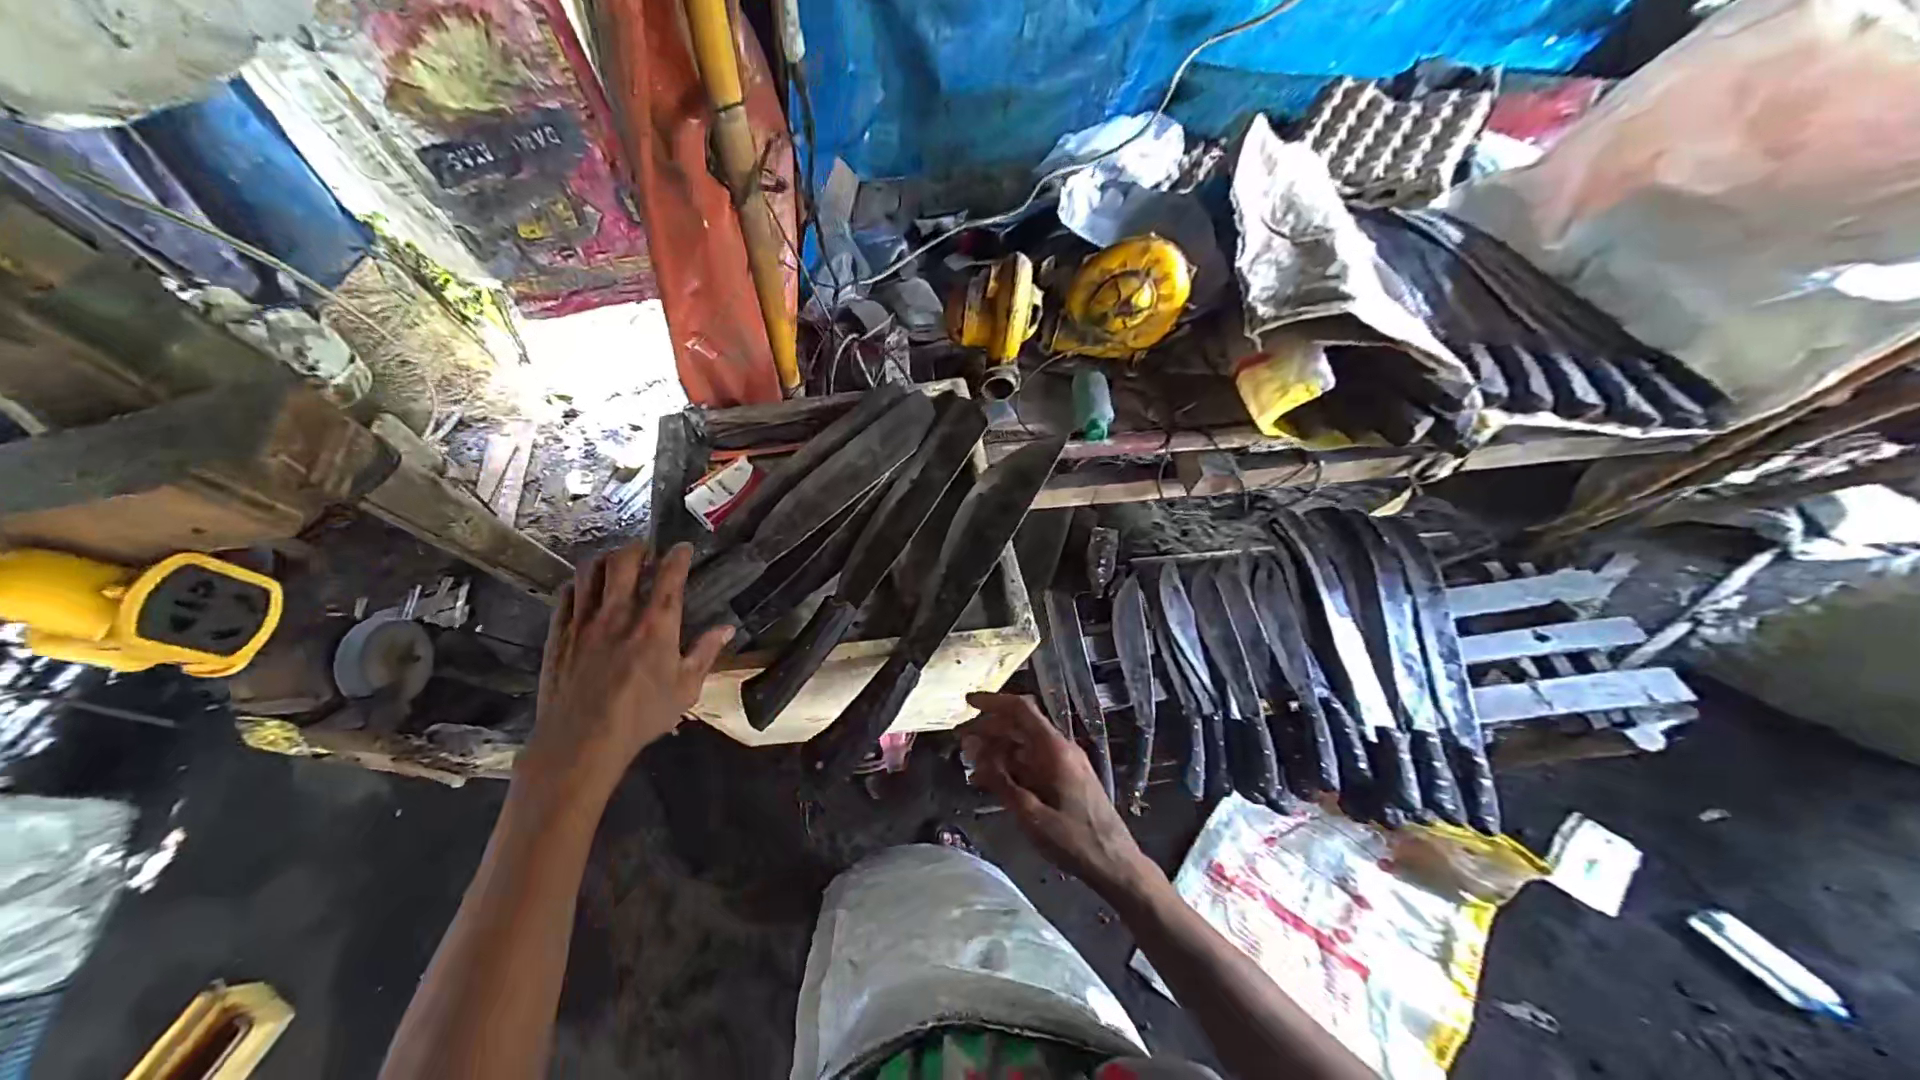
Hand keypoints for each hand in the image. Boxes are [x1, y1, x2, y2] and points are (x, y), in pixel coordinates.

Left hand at [519, 543, 733, 799]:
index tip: (683, 549)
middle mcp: (620, 613)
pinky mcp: (559, 633)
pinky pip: (566, 594)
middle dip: (638, 548)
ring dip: (605, 559)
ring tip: (614, 563)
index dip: (678, 555)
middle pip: (624, 560)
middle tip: (646, 553)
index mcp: (657, 625)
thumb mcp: (686, 689)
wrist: (582, 741)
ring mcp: (584, 620)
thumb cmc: (641, 717)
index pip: (670, 575)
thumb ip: (705, 653)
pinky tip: (585, 589)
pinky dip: (578, 584)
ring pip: (589, 570)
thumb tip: (726, 629)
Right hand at [960, 693, 1156, 894]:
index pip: (1021, 710)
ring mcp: (1065, 764)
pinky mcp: (1066, 779)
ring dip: (996, 749)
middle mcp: (1060, 749)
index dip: (993, 702)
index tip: (967, 703)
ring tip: (969, 763)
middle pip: (1019, 726)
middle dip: (987, 728)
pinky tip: (990, 782)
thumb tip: (974, 749)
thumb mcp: (1030, 814)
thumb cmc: (1074, 840)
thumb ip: (1000, 780)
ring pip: (1024, 745)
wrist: (1115, 864)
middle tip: (958, 740)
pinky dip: (1009, 766)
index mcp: (1055, 749)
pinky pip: (1032, 763)